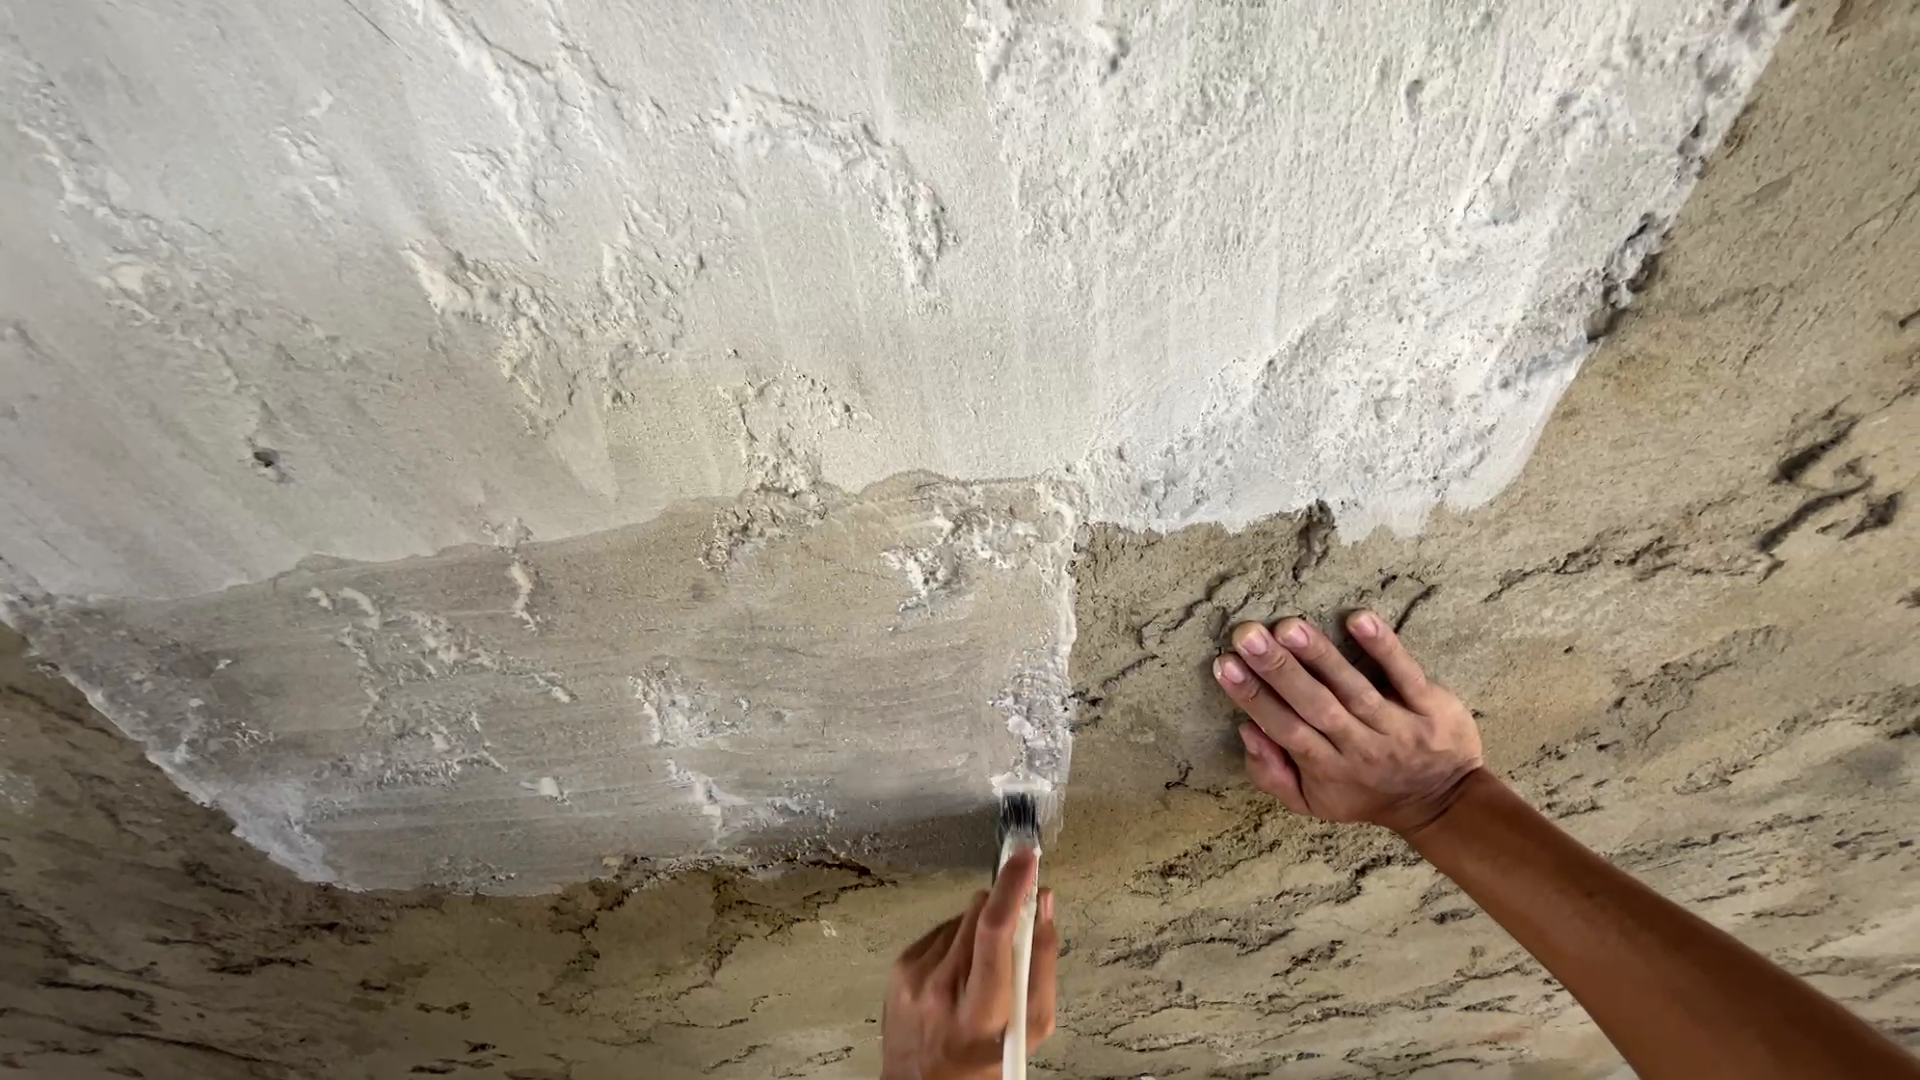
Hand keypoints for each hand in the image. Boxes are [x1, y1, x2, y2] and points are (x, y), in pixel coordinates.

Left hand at [880, 849, 1058, 1079]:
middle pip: (978, 915)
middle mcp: (940, 988)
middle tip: (1014, 931)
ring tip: (979, 969)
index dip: (1011, 889)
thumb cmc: (986, 1061)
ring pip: (961, 918)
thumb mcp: (1029, 1030)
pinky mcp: (900, 966)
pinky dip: (957, 942)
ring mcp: (915, 976)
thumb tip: (1044, 902)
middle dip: (1002, 910)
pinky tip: (957, 973)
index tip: (1027, 859)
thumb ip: (1043, 965)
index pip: (993, 934)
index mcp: (979, 1012)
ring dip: (979, 930)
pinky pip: (941, 930)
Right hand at [1212, 609, 1483, 835]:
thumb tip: (1247, 730)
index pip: (1283, 728)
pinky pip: (1405, 674)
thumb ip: (1270, 773)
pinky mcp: (1430, 706)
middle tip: (1246, 635)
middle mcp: (1358, 745)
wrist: (1444, 804)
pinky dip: (1383, 647)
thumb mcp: (1310, 802)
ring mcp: (1396, 725)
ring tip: (1287, 626)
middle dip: (1277, 669)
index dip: (1252, 697)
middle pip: (1313, 705)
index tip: (1224, 664)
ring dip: (1319, 656)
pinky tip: (1358, 618)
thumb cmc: (1362, 794)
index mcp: (1325, 766)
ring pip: (1352, 687)